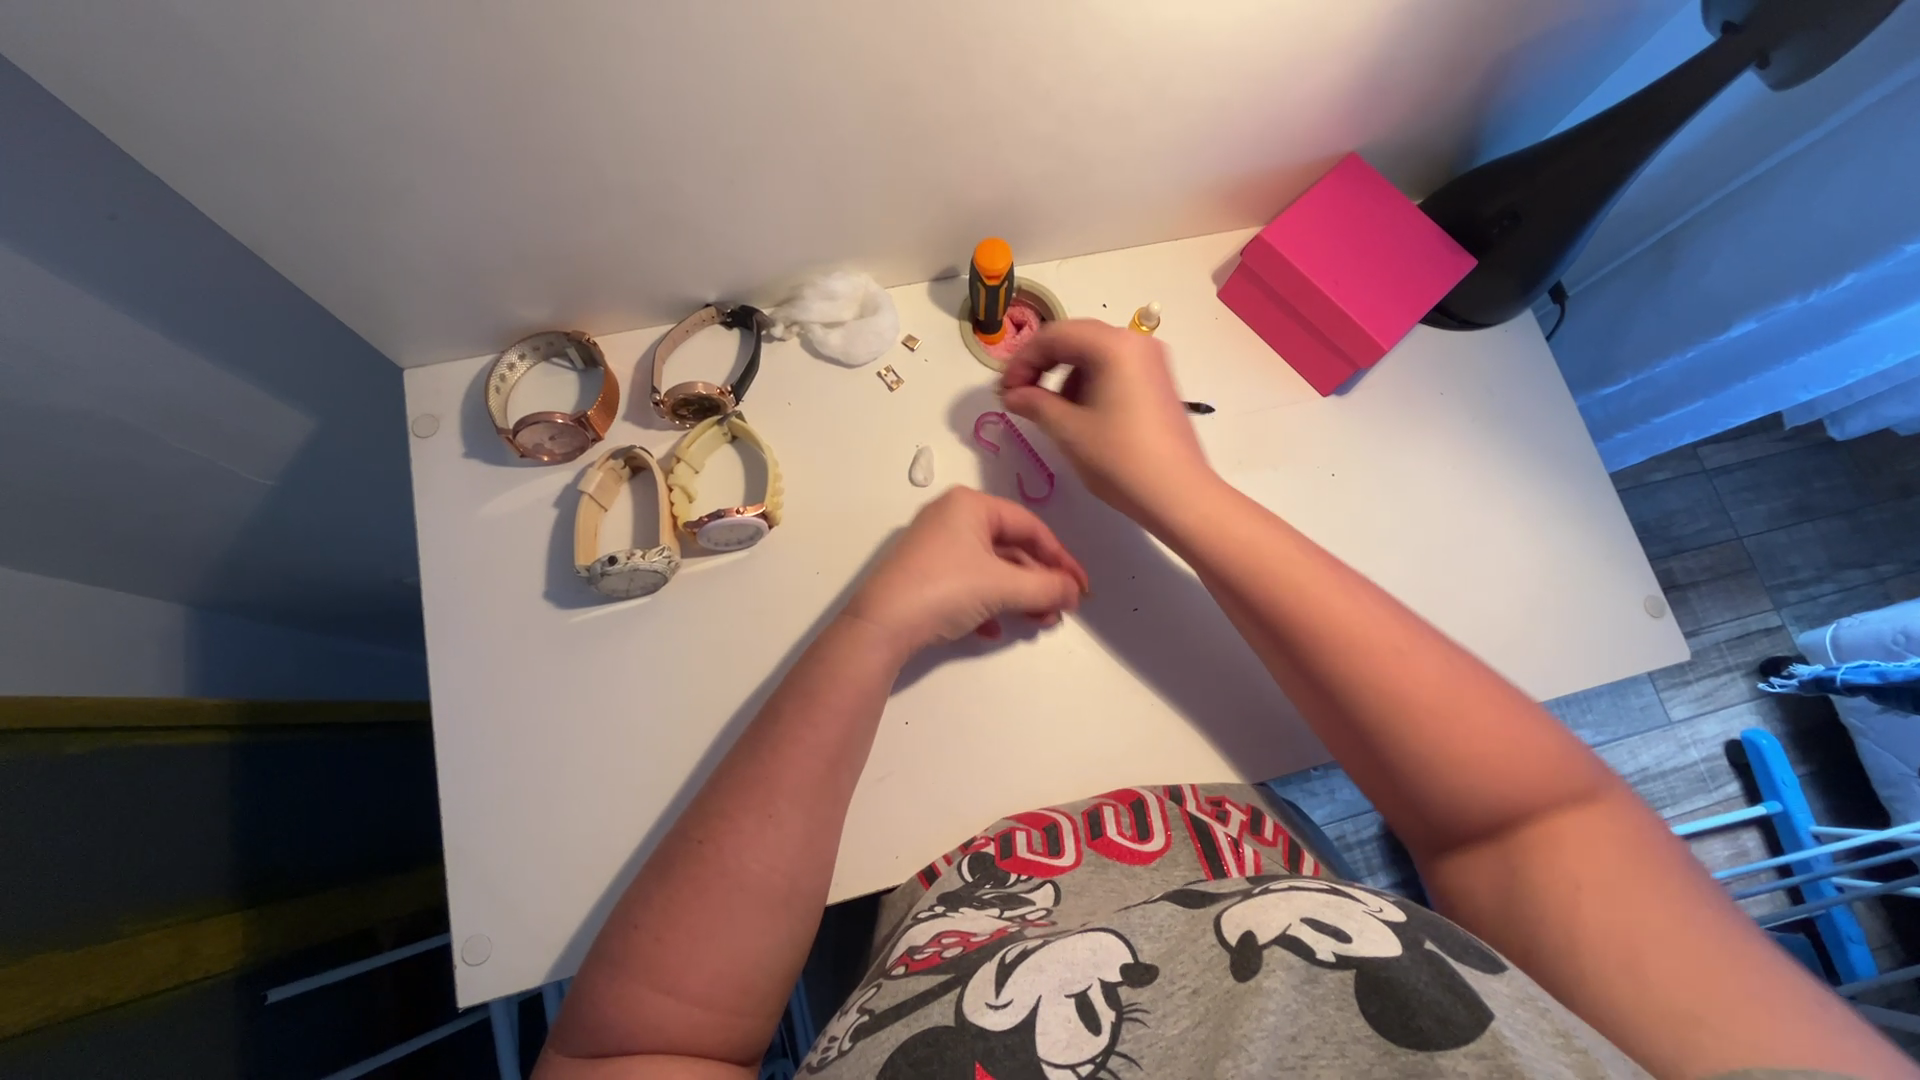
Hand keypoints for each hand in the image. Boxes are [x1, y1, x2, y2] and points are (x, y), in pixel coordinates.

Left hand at [843, 487, 1088, 654]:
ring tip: (1037, 623)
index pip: (1030, 526)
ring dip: (1017, 597)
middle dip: (1038, 582)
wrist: (879, 627)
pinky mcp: (924, 576)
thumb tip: (1074, 591)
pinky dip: (987, 606)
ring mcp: (935, 548)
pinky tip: (994, 631)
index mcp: (970, 505)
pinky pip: (967, 585)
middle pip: (1011, 549)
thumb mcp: (1003, 587)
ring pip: (990, 570)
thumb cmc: (944, 591)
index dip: (1061, 558)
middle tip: (1060, 610)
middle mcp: (952, 518)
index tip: (1080, 588)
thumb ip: (1046, 587)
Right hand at [999, 319, 1215, 524]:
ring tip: (1046, 410)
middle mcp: (1134, 341)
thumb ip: (1034, 403)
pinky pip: (1112, 368)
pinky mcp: (1156, 380)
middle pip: (1074, 339)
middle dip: (1041, 365)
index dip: (1022, 361)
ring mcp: (1150, 359)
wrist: (1178, 494)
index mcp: (1112, 345)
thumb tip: (1011, 394)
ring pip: (1093, 354)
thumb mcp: (1068, 430)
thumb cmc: (1120, 459)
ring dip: (1062, 375)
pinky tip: (1077, 414)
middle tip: (1017, 396)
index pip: (1053, 335)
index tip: (1004, 392)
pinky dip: (1086, 383)